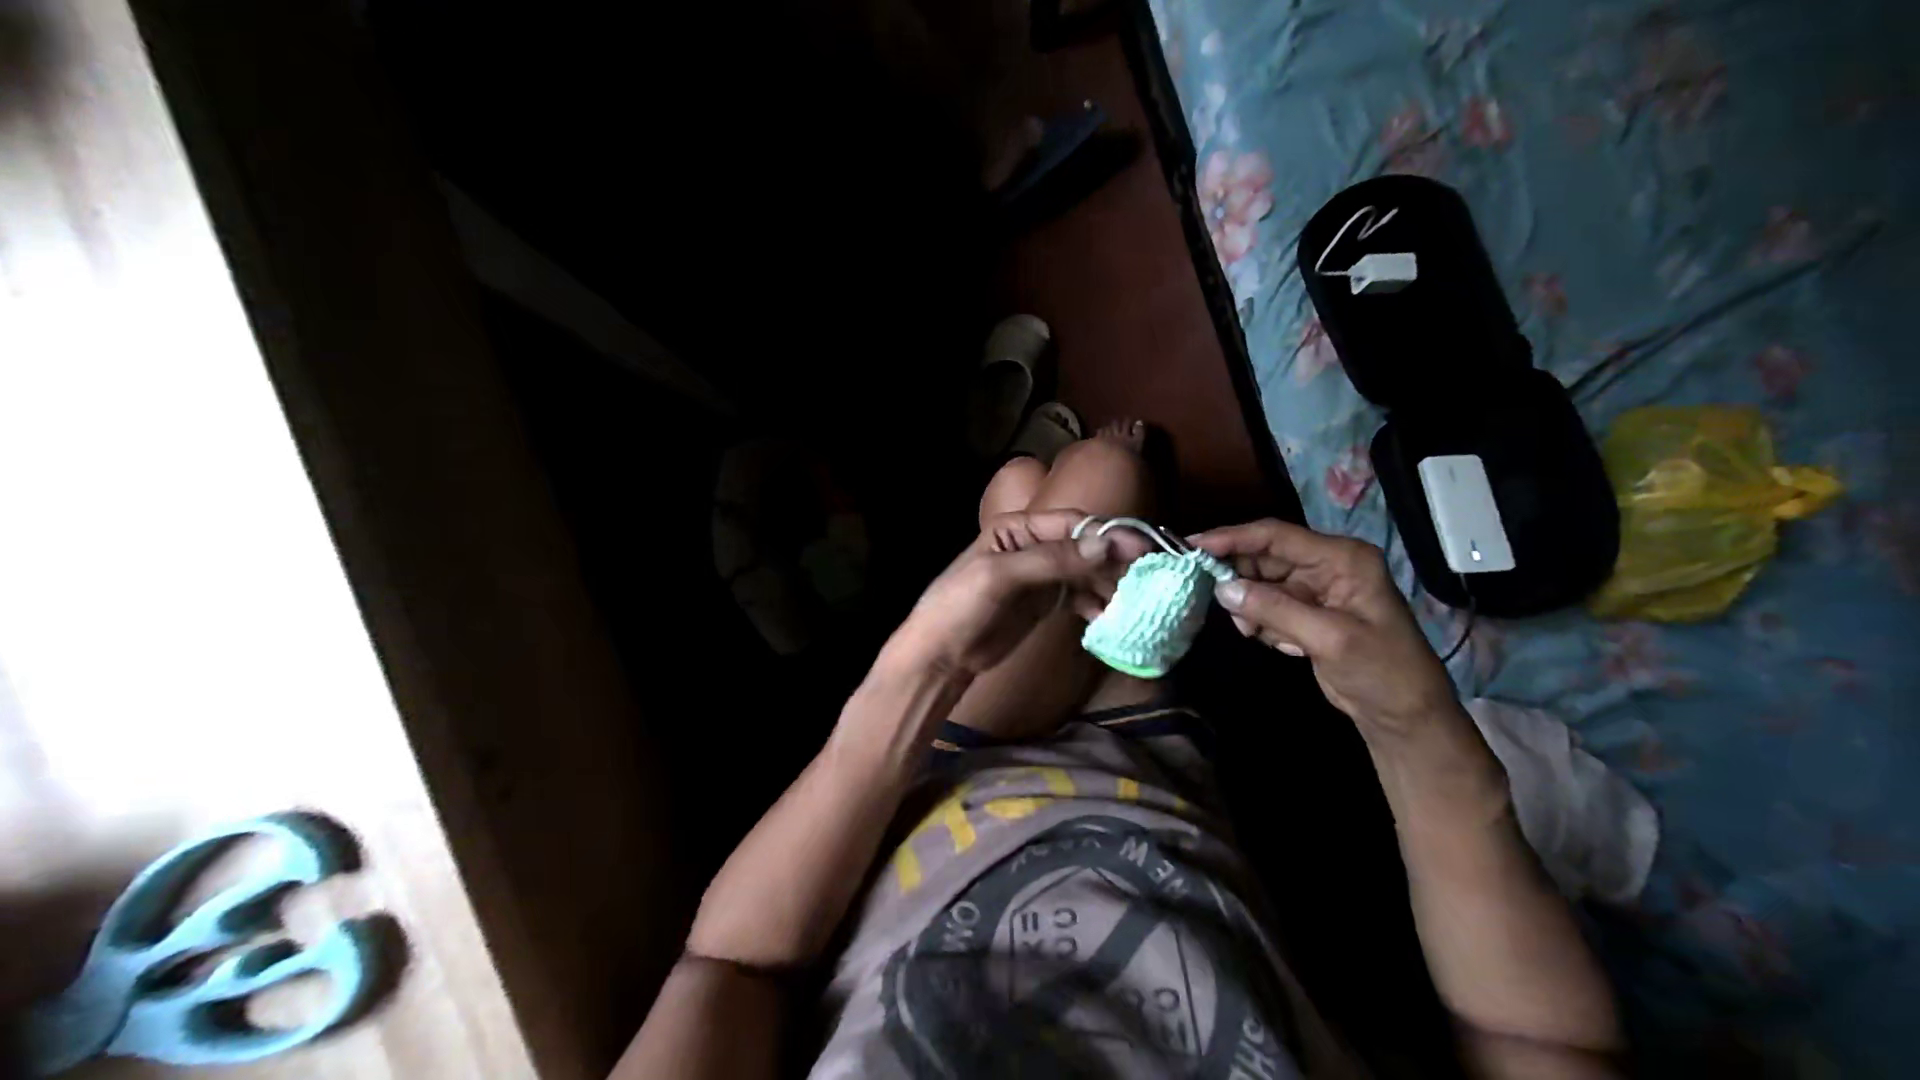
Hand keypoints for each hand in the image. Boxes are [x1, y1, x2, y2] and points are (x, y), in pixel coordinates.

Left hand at [877, 509, 1131, 680]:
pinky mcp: (1045, 602)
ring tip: (1135, 600)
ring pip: (1086, 572)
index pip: (1072, 523)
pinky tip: (1110, 617)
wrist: (939, 655)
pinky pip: (1079, 596)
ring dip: (1111, 584)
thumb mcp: (1001, 577)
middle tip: (1151, 577)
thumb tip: (1104, 546)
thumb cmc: (960, 606)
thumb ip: (1052, 560)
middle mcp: (1033, 545)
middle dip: (1116, 560)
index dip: (1109, 534)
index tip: (1143, 549)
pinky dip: (1096, 604)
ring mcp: (1041, 575)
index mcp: (1018, 528)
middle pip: (1085, 546)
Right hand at [1191, 519, 1457, 739]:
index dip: (1231, 538)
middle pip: (1262, 557)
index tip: (1192, 545)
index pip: (1275, 536)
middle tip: (1210, 596)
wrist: (1404, 715)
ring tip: (1255, 633)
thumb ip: (1274, 609)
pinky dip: (1261, 623)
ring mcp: (1315, 589)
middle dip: (1238, 579)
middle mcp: (1326, 565)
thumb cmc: (1381, 670)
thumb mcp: (1328, 638)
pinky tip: (1282, 645)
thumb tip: (1222, 589)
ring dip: (1249, 607)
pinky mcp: (1305, 612)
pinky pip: (1265, 605)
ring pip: (1259, 583)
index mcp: (1342, 558)